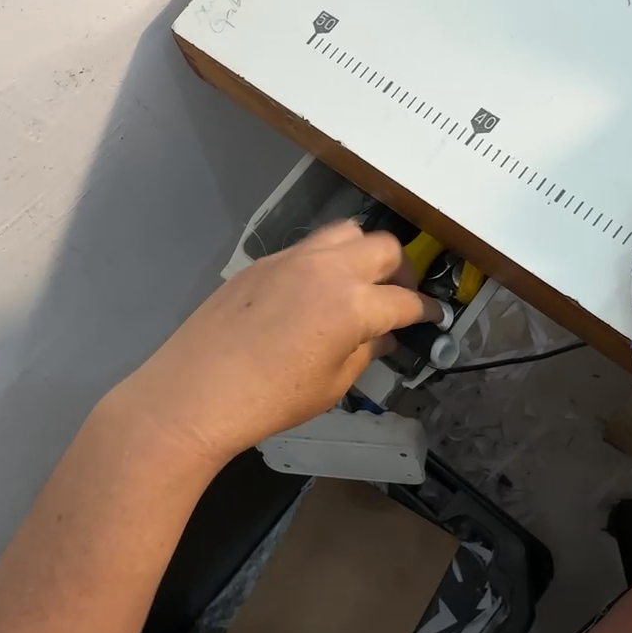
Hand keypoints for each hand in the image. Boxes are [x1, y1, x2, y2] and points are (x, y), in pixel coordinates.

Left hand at [113, 220, 441, 465]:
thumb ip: (365, 352)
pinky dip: (327, 261)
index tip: (434, 316)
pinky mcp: (263, 262)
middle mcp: (328, 268)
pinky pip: (309, 248)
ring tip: (361, 282)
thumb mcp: (332, 384)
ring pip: (346, 232)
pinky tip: (316, 293)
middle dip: (401, 270)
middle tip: (399, 296)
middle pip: (383, 247)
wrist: (196, 392)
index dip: (426, 310)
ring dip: (364, 253)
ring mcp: (292, 259)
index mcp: (352, 304)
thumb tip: (382, 336)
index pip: (405, 300)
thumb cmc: (271, 400)